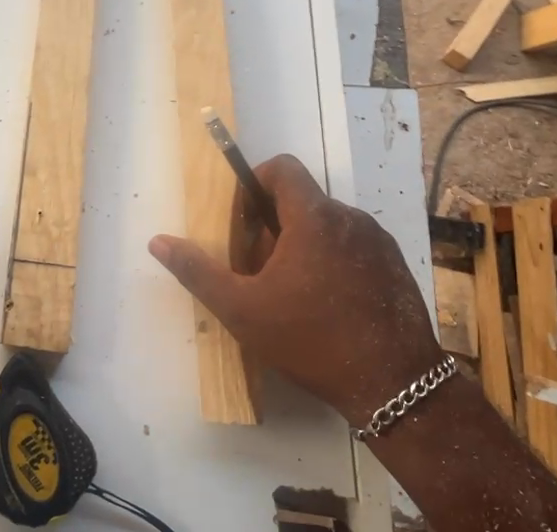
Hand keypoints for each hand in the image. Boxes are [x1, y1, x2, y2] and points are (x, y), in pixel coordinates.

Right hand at [148, 155, 442, 422]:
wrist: (398, 388)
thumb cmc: (312, 341)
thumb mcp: (242, 310)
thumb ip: (197, 271)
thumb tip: (158, 241)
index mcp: (313, 218)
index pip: (282, 168)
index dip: (255, 182)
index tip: (243, 221)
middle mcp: (350, 219)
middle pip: (302, 201)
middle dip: (274, 226)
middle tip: (259, 270)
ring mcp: (379, 243)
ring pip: (328, 227)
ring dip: (304, 245)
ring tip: (293, 293)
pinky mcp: (396, 268)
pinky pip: (354, 248)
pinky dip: (333, 262)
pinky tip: (328, 307)